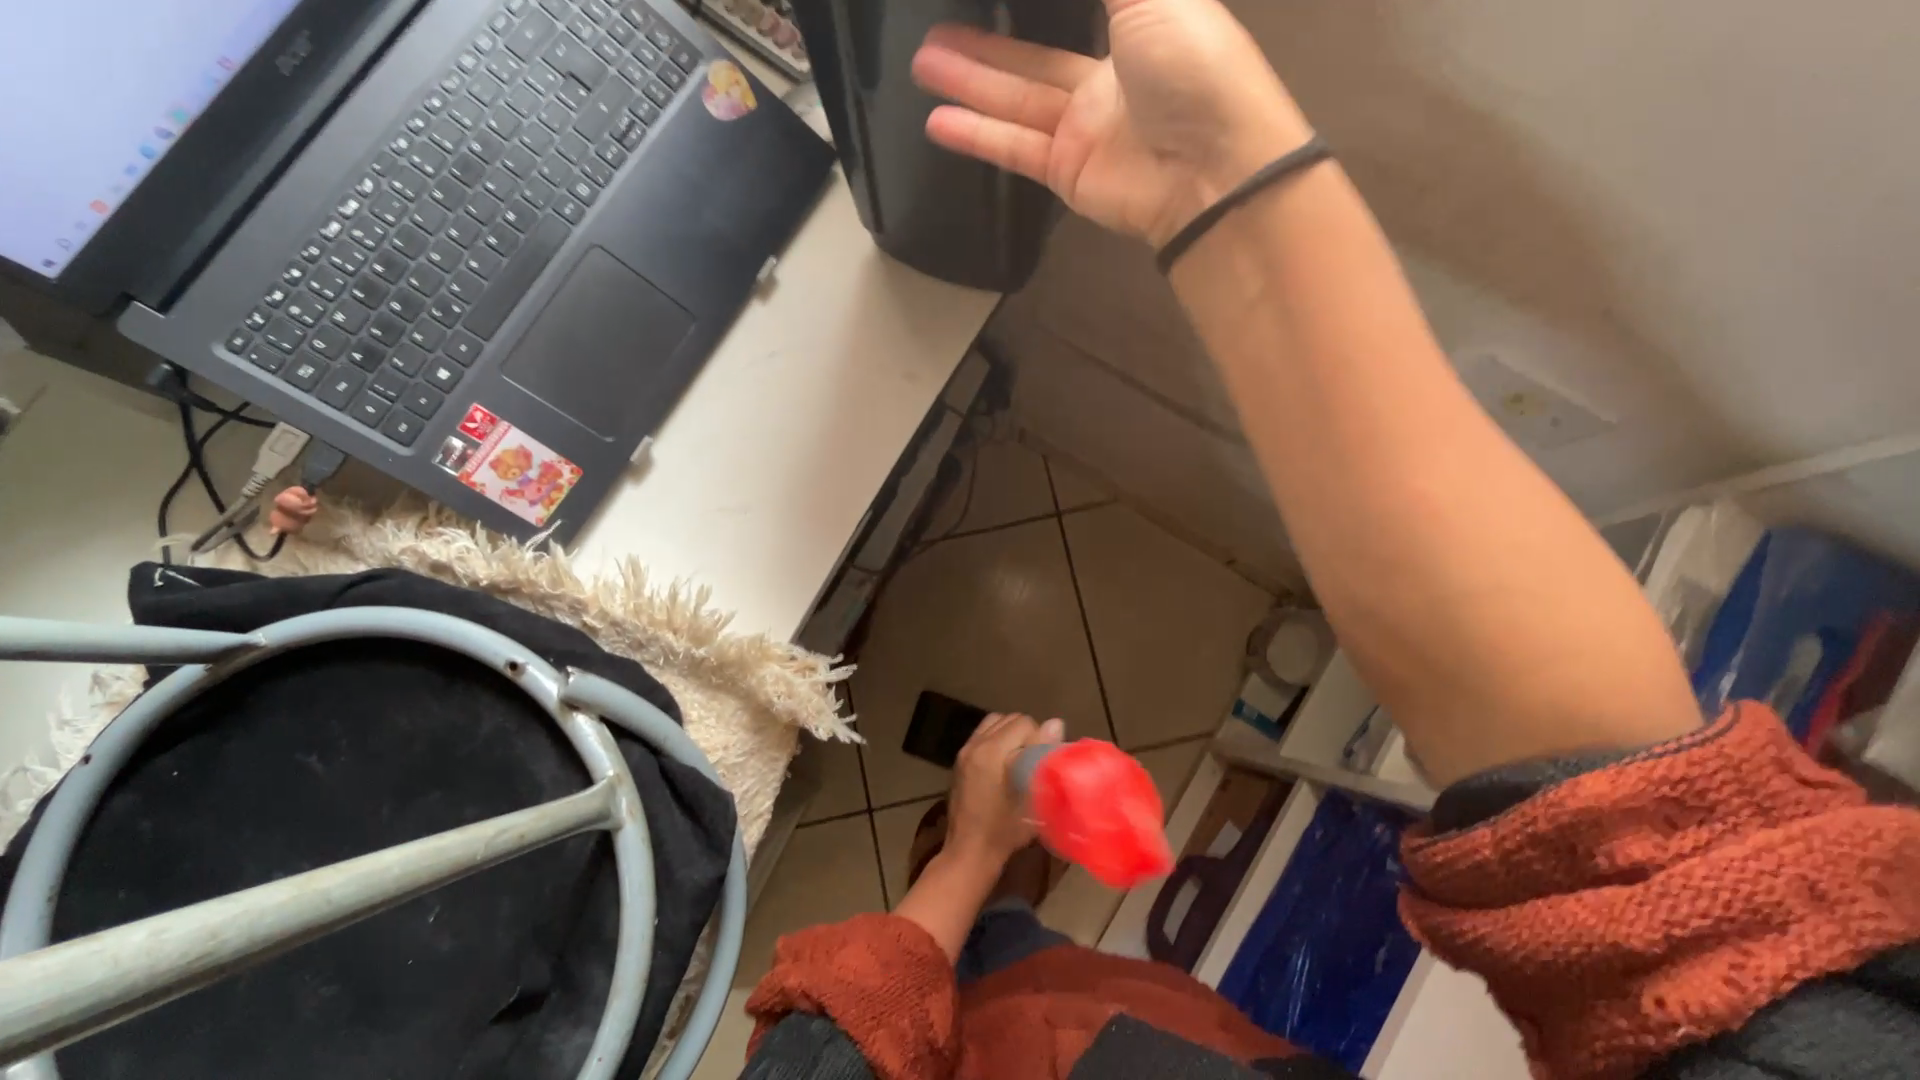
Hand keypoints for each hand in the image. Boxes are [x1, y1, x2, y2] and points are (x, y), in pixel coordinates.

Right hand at [912, 0, 1313, 247]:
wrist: (1212, 172)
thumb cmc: (1194, 67)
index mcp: (1140, 28)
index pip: (1081, 8)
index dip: (1033, 6)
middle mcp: (1110, 79)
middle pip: (1034, 57)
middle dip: (986, 44)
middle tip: (936, 31)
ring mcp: (1087, 130)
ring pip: (1017, 99)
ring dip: (970, 82)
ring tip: (922, 64)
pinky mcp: (1068, 172)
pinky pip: (1016, 148)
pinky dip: (978, 135)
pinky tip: (938, 122)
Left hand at [946, 713, 1064, 868]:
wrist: (970, 851)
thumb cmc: (1005, 829)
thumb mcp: (1032, 798)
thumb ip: (1042, 757)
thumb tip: (1055, 723)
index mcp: (991, 752)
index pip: (1024, 723)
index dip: (1039, 738)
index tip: (1044, 759)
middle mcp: (975, 745)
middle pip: (1009, 719)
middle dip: (1026, 734)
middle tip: (1034, 759)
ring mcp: (964, 751)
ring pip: (994, 724)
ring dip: (1010, 734)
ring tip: (1019, 759)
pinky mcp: (959, 760)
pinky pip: (982, 735)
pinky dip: (996, 740)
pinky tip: (1003, 764)